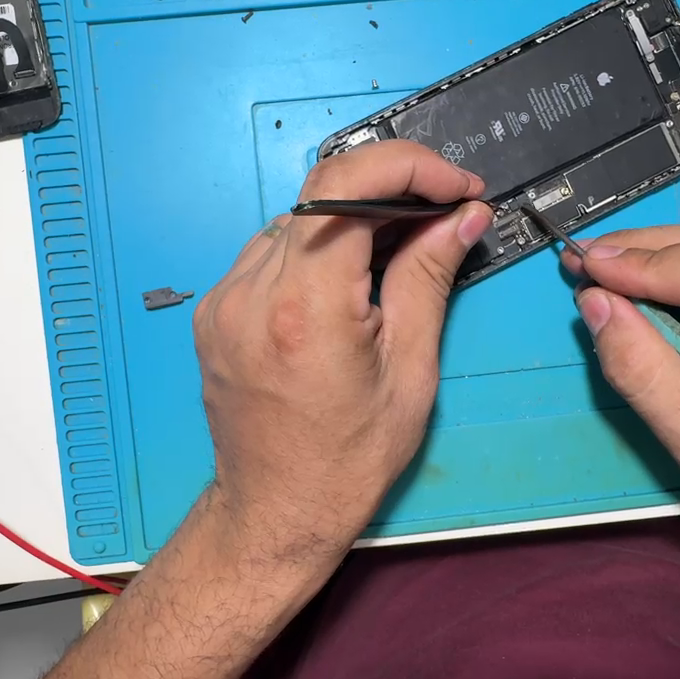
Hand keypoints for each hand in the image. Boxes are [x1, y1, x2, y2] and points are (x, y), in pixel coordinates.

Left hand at [193, 141, 492, 568]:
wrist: (275, 512)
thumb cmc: (351, 459)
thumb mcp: (409, 371)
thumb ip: (430, 278)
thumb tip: (464, 215)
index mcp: (305, 306)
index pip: (347, 184)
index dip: (410, 166)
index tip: (456, 186)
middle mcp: (251, 290)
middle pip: (320, 192)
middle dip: (390, 187)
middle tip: (441, 212)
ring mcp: (223, 299)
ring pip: (295, 220)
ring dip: (353, 219)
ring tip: (400, 251)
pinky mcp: (215, 311)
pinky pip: (271, 252)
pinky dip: (317, 249)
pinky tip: (347, 281)